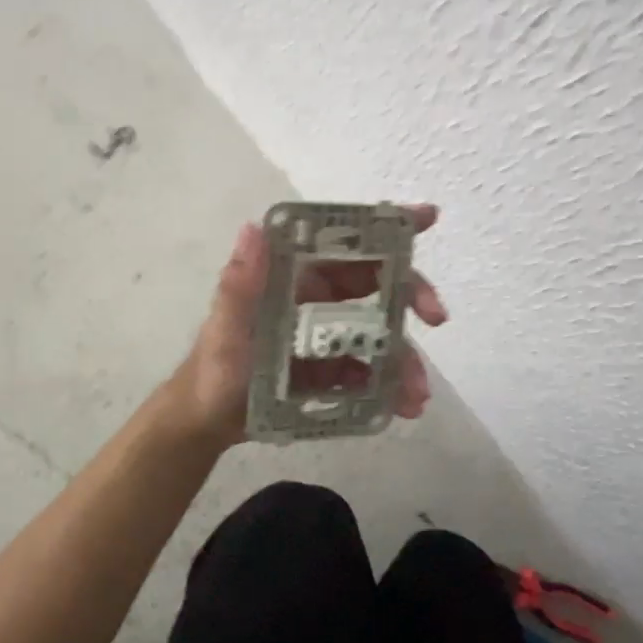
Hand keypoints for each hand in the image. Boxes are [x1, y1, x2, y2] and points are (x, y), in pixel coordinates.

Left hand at [164, 204, 447, 445]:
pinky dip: (389, 387)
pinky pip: (369, 372)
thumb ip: (240, 286)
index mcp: (293, 280)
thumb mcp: (224, 329)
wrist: (206, 422)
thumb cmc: (212, 370)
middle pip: (376, 287)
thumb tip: (254, 228)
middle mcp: (315, 301)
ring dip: (405, 360)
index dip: (384, 229)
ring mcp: (326, 338)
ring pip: (379, 336)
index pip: (342, 244)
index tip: (426, 220)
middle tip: (436, 317)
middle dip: (412, 296)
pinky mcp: (331, 371)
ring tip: (416, 395)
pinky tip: (401, 408)